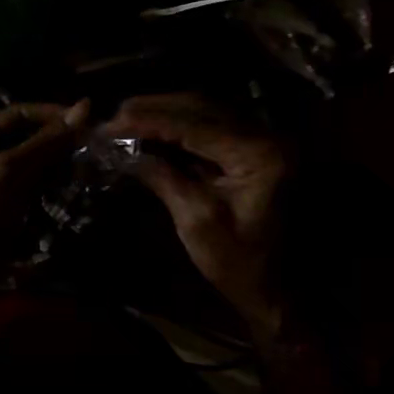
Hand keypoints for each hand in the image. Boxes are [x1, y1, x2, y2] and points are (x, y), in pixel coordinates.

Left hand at [0, 101, 90, 300]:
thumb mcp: (5, 171)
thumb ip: (44, 142)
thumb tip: (84, 107)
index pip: (17, 113)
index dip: (51, 113)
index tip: (88, 118)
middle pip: (29, 138)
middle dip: (60, 142)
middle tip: (94, 146)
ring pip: (37, 165)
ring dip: (62, 166)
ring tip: (90, 168)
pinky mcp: (10, 209)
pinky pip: (38, 190)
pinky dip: (57, 188)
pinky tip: (77, 189)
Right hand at [102, 94, 287, 337]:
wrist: (283, 287)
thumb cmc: (240, 261)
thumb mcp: (195, 219)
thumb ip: (162, 177)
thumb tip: (124, 153)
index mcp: (256, 154)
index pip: (192, 125)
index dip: (147, 121)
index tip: (110, 123)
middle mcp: (265, 136)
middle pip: (201, 106)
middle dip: (154, 107)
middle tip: (115, 113)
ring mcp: (262, 141)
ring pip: (206, 111)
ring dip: (165, 112)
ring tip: (127, 117)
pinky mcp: (254, 151)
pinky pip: (212, 127)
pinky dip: (179, 126)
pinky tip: (153, 131)